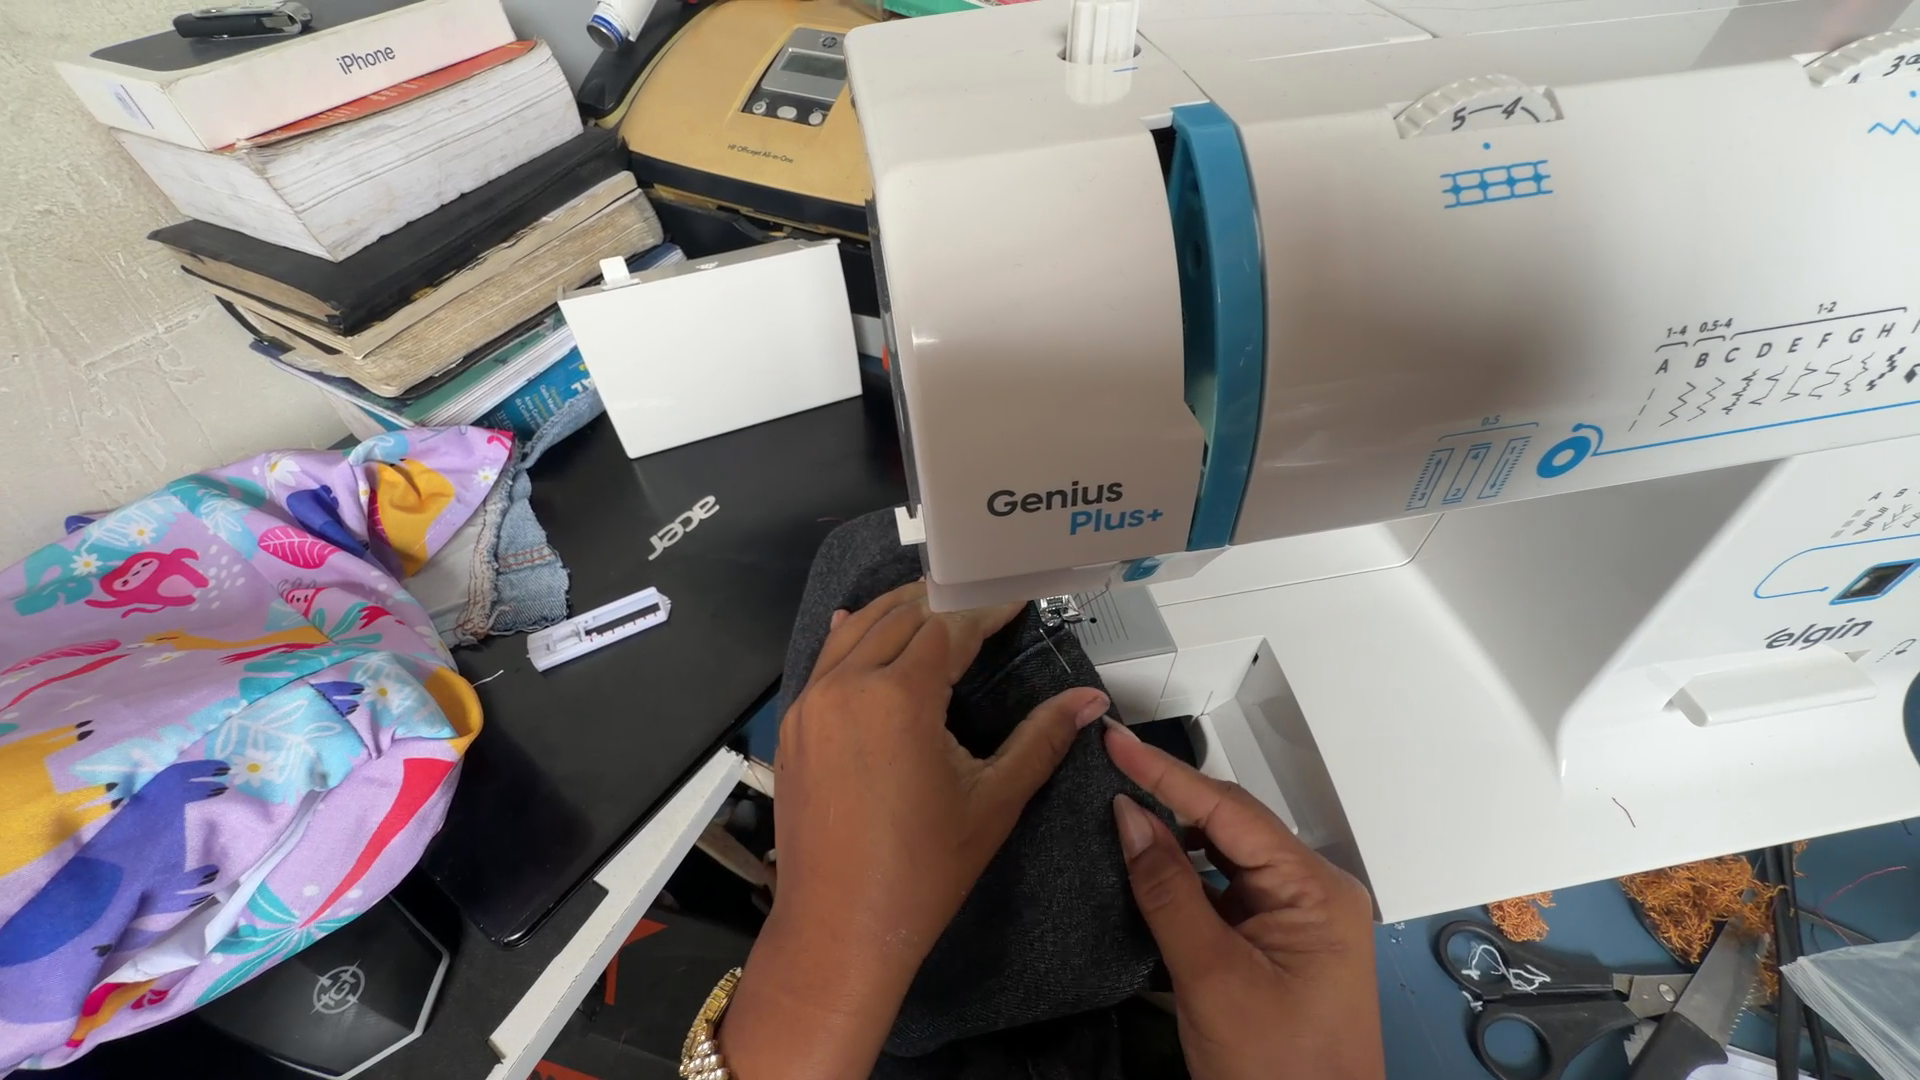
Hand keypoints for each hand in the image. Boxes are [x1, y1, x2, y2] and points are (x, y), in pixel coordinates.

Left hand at [720, 581, 1111, 1079]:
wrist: (837, 930)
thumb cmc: (922, 872)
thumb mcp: (993, 802)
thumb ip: (1043, 738)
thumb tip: (1090, 700)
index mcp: (898, 698)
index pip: (949, 626)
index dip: (985, 609)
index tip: (1014, 597)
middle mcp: (848, 685)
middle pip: (903, 615)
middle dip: (946, 602)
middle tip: (984, 602)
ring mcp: (812, 701)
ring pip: (860, 628)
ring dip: (901, 610)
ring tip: (938, 605)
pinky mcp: (794, 722)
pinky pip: (826, 658)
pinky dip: (854, 635)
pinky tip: (863, 623)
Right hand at [1105, 720, 1384, 1079]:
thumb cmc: (1271, 1070)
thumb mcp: (1210, 977)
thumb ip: (1166, 887)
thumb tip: (1126, 812)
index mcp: (1314, 889)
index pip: (1228, 809)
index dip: (1165, 772)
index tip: (1115, 740)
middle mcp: (1313, 887)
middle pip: (1230, 822)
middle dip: (1169, 794)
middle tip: (1110, 764)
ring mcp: (1296, 911)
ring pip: (1224, 849)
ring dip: (1174, 832)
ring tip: (1121, 807)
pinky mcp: (1276, 933)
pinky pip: (1224, 882)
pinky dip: (1184, 870)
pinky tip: (1150, 860)